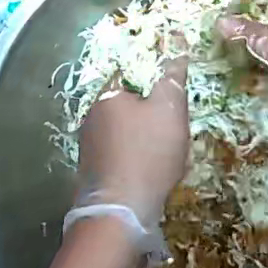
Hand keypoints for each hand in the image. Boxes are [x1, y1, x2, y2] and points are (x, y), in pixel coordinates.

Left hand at [69, 58, 189, 248]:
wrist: (120, 211)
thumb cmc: (148, 153)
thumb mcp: (169, 110)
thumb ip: (172, 81)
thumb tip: (177, 55)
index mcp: (108, 95)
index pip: (136, 76)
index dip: (160, 86)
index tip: (177, 102)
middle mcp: (92, 115)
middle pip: (133, 105)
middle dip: (156, 117)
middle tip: (176, 134)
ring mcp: (90, 144)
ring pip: (129, 132)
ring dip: (150, 140)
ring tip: (170, 159)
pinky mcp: (93, 169)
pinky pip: (123, 154)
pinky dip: (139, 160)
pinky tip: (153, 175)